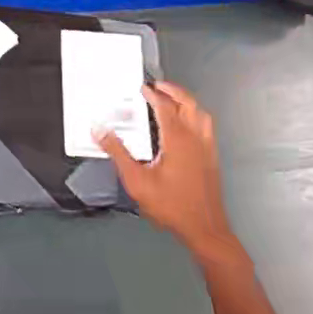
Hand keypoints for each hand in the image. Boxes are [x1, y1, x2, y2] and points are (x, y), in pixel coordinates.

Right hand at [96, 82, 243, 265]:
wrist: (204, 227)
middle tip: (159, 86)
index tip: (144, 88)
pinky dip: (195, 114)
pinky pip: (206, 124)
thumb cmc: (171, 206)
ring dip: (186, 101)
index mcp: (177, 139)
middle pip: (188, 103)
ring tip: (172, 99)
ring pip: (200, 112)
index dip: (153, 95)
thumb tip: (100, 131)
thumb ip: (118, 153)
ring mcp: (207, 146)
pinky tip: (187, 123)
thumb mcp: (137, 181)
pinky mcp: (212, 156)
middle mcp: (195, 137)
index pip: (165, 107)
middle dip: (173, 91)